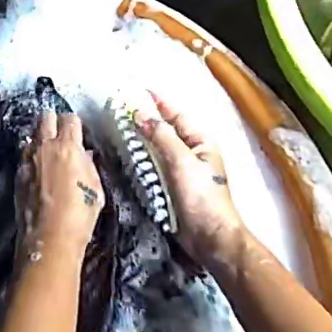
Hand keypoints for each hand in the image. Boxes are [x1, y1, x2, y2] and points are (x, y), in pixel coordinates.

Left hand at [18, 111, 103, 264]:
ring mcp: (28, 160)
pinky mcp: (17, 175)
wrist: (49, 240)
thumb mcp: (95, 189)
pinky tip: (39, 170)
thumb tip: (84, 154)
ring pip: (32, 135)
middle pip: (46, 117)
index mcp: (68, 147)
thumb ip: (89, 166)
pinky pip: (25, 156)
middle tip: (61, 133)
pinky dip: (32, 157)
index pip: (70, 118)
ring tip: (49, 152)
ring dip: (41, 138)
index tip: (78, 131)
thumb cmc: (79, 215)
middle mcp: (45, 147)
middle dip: (54, 120)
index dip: (74, 123)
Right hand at [139, 91, 248, 265]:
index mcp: (201, 141)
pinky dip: (142, 160)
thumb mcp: (182, 162)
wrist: (211, 240)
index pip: (176, 115)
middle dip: (146, 120)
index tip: (139, 91)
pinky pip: (155, 167)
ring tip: (120, 130)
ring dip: (142, 140)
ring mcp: (182, 171)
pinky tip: (128, 157)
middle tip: (122, 110)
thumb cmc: (201, 198)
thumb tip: (141, 113)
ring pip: (158, 148)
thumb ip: (161, 136)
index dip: (159, 103)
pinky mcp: (173, 188)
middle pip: (166, 130)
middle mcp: (192, 153)